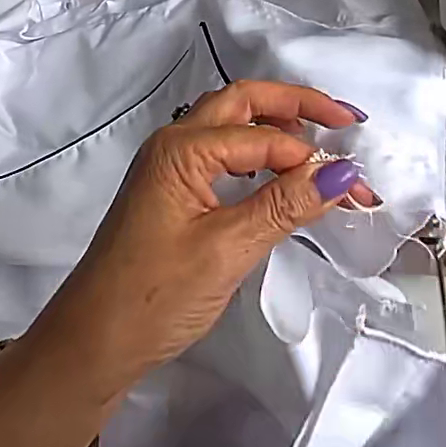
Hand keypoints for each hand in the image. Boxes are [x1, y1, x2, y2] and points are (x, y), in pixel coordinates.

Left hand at [42, 79, 376, 379]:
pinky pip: (225, 148)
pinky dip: (259, 148)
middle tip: (345, 121)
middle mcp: (174, 143)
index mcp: (182, 149)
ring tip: (320, 140)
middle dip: (298, 104)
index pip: (264, 137)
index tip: (353, 184)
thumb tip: (342, 173)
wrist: (91, 345)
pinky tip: (280, 168)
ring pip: (233, 121)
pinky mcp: (175, 187)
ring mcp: (172, 164)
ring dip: (278, 122)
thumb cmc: (153, 298)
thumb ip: (286, 204)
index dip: (311, 156)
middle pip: (245, 101)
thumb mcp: (228, 249)